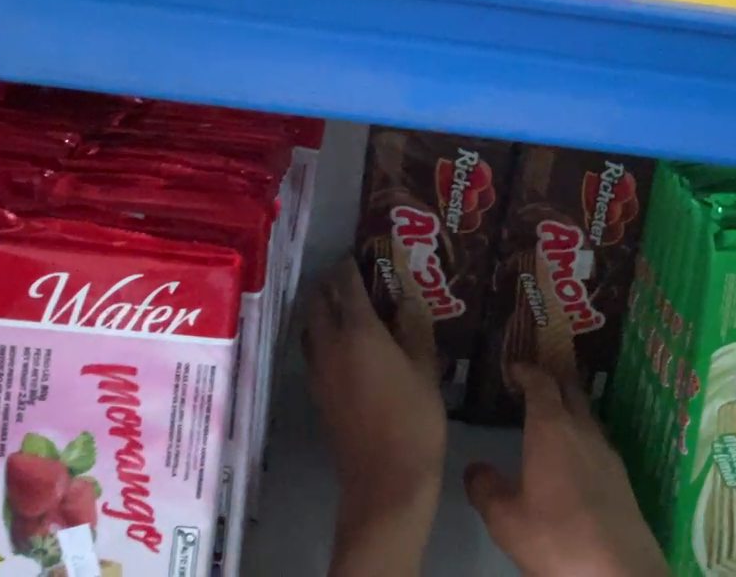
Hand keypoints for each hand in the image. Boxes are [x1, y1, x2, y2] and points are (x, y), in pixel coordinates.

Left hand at [302, 258, 445, 576]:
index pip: (346, 284)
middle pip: (317, 301)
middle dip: (328, 282)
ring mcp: (319, 371)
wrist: (386, 482)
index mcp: (358, 331)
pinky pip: (313, 350)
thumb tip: (407, 297)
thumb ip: (415, 327)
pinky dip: (322, 335)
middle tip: (350, 275)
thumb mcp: (426, 368)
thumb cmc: (414, 419)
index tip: (359, 253)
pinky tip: (343, 343)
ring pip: (310, 326)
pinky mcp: (318, 394)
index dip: (350, 264)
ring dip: (320, 309)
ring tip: (343, 305)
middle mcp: (330, 345)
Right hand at [464, 366, 668, 576]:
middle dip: (550, 379)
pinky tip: (572, 456)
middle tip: (530, 383)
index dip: (526, 370)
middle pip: (569, 388)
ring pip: (586, 413)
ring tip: (549, 418)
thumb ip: (485, 489)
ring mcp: (606, 450)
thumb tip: (474, 468)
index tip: (513, 367)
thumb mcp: (506, 519)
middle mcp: (582, 428)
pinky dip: (581, 433)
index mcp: (551, 427)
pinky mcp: (622, 475)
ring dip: (568, 406)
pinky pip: (597, 438)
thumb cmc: (556, 537)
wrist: (620, 572)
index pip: (541, 382)